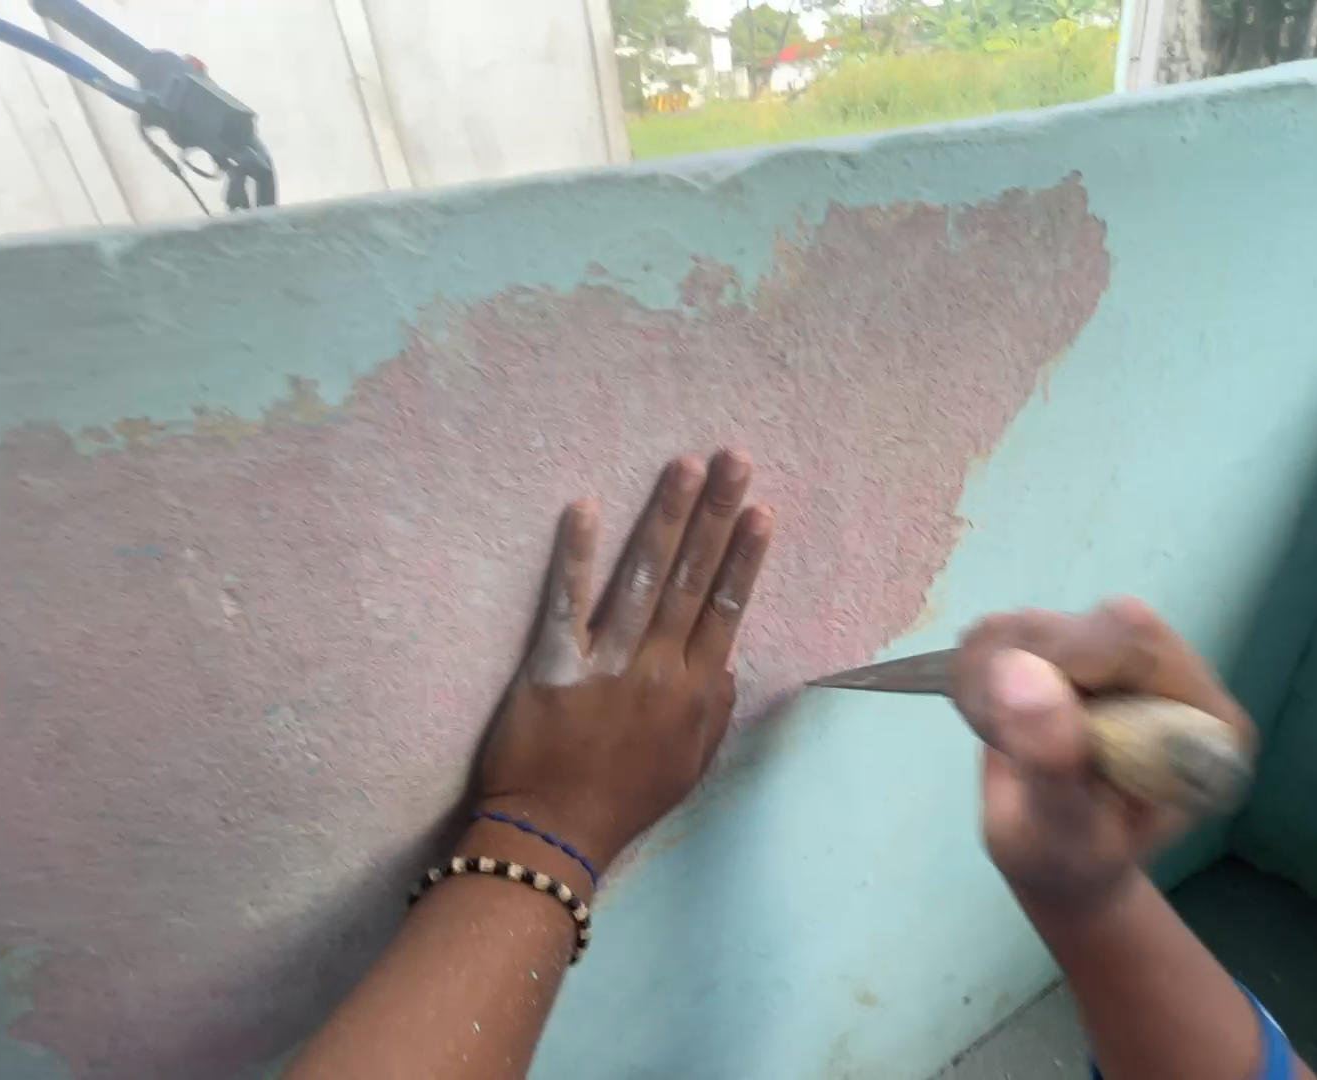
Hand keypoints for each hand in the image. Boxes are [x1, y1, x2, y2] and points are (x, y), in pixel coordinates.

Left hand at [475, 450, 773, 870]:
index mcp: (697, 691)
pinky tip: (585, 506)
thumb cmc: (627, 798)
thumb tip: (725, 657)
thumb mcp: (693, 762)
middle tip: (733, 460)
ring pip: (643, 578)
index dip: (744, 557)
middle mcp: (660, 667)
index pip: (727, 609)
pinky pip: (568, 602)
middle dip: (717, 515)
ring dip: (666, 518)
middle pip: (692, 579)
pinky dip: (576, 554)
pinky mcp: (555, 664)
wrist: (555, 833)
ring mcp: (609, 662)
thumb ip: (716, 706)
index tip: (761, 510)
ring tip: (685, 467)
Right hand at [950, 599, 1253, 927]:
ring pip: (1027, 622)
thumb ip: (1051, 759)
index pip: (1133, 639)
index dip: (1064, 663)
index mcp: (1202, 717)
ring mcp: (1110, 653)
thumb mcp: (1061, 831)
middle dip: (1017, 680)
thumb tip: (1018, 669)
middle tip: (1002, 740)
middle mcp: (1165, 673)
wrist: (1052, 853)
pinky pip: (999, 629)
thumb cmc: (1068, 858)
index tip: (1024, 725)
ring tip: (1000, 737)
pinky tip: (993, 714)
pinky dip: (974, 672)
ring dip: (987, 679)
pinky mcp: (1064, 644)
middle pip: (1074, 624)